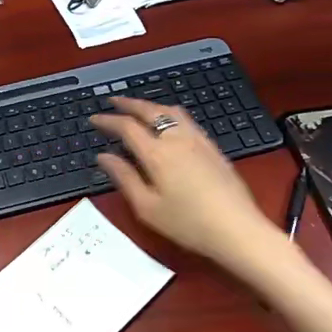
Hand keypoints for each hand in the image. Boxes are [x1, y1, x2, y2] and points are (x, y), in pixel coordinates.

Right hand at [90, 97, 281, 263]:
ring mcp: (198, 140)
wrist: (237, 229)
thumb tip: (104, 157)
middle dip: (128, 104)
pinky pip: (186, 119)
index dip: (108, 120)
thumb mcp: (147, 207)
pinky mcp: (212, 147)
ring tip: (138, 108)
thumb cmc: (188, 224)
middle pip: (149, 111)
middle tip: (112, 102)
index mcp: (157, 154)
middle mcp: (177, 139)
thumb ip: (124, 177)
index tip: (94, 119)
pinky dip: (168, 113)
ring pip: (170, 110)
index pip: (127, 127)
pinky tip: (168, 123)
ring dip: (150, 105)